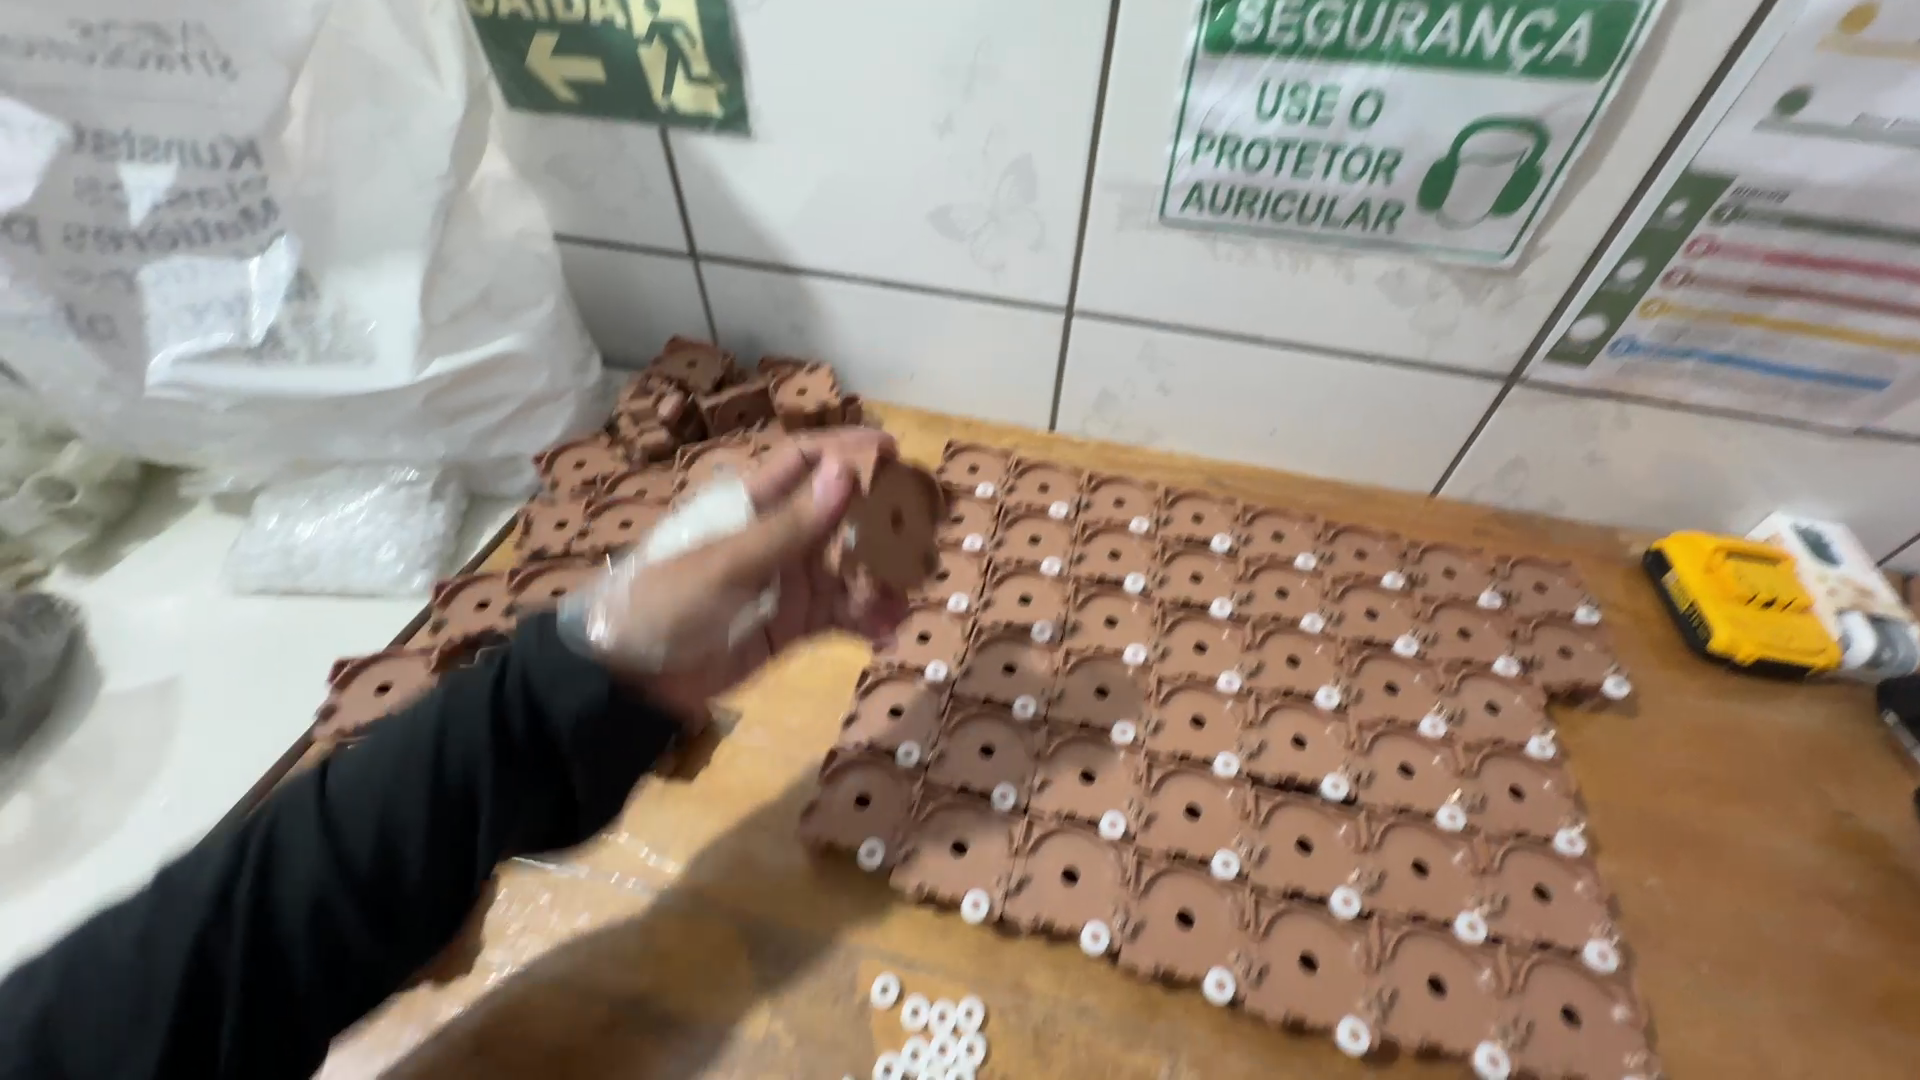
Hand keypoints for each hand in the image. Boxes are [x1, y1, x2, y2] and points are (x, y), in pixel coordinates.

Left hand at [574, 428, 910, 719]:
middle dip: (882, 523)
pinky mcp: (797, 624)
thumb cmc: (667, 605)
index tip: (892, 451)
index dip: (847, 449)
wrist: (635, 683)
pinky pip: (844, 614)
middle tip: (922, 535)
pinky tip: (887, 634)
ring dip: (882, 581)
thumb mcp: (725, 564)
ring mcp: (791, 581)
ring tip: (904, 601)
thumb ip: (788, 526)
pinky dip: (868, 621)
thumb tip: (846, 472)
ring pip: (852, 568)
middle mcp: (779, 536)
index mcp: (753, 506)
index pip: (806, 461)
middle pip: (842, 515)